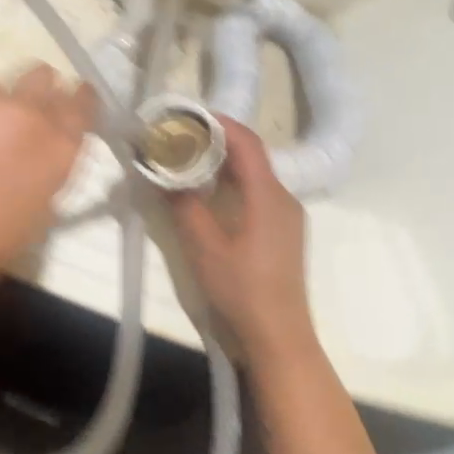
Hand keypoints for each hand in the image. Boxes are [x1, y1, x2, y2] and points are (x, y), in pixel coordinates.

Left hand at [0, 66, 93, 321]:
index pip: (80, 103)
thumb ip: (38, 173)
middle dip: (27, 94)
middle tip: (1, 125)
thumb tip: (33, 155)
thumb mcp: (24, 221)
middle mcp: (15, 110)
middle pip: (37, 77)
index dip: (73, 101)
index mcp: (51, 148)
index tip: (66, 102)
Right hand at [170, 117, 314, 364]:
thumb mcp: (203, 247)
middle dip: (214, 142)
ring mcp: (285, 216)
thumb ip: (185, 206)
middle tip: (176, 140)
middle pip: (250, 155)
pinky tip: (205, 196)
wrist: (277, 336)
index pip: (246, 142)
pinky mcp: (280, 233)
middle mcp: (283, 198)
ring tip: (184, 164)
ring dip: (220, 164)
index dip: (218, 124)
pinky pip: (255, 194)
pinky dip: (229, 185)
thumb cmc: (241, 289)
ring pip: (253, 175)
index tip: (184, 117)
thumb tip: (168, 176)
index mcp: (268, 195)